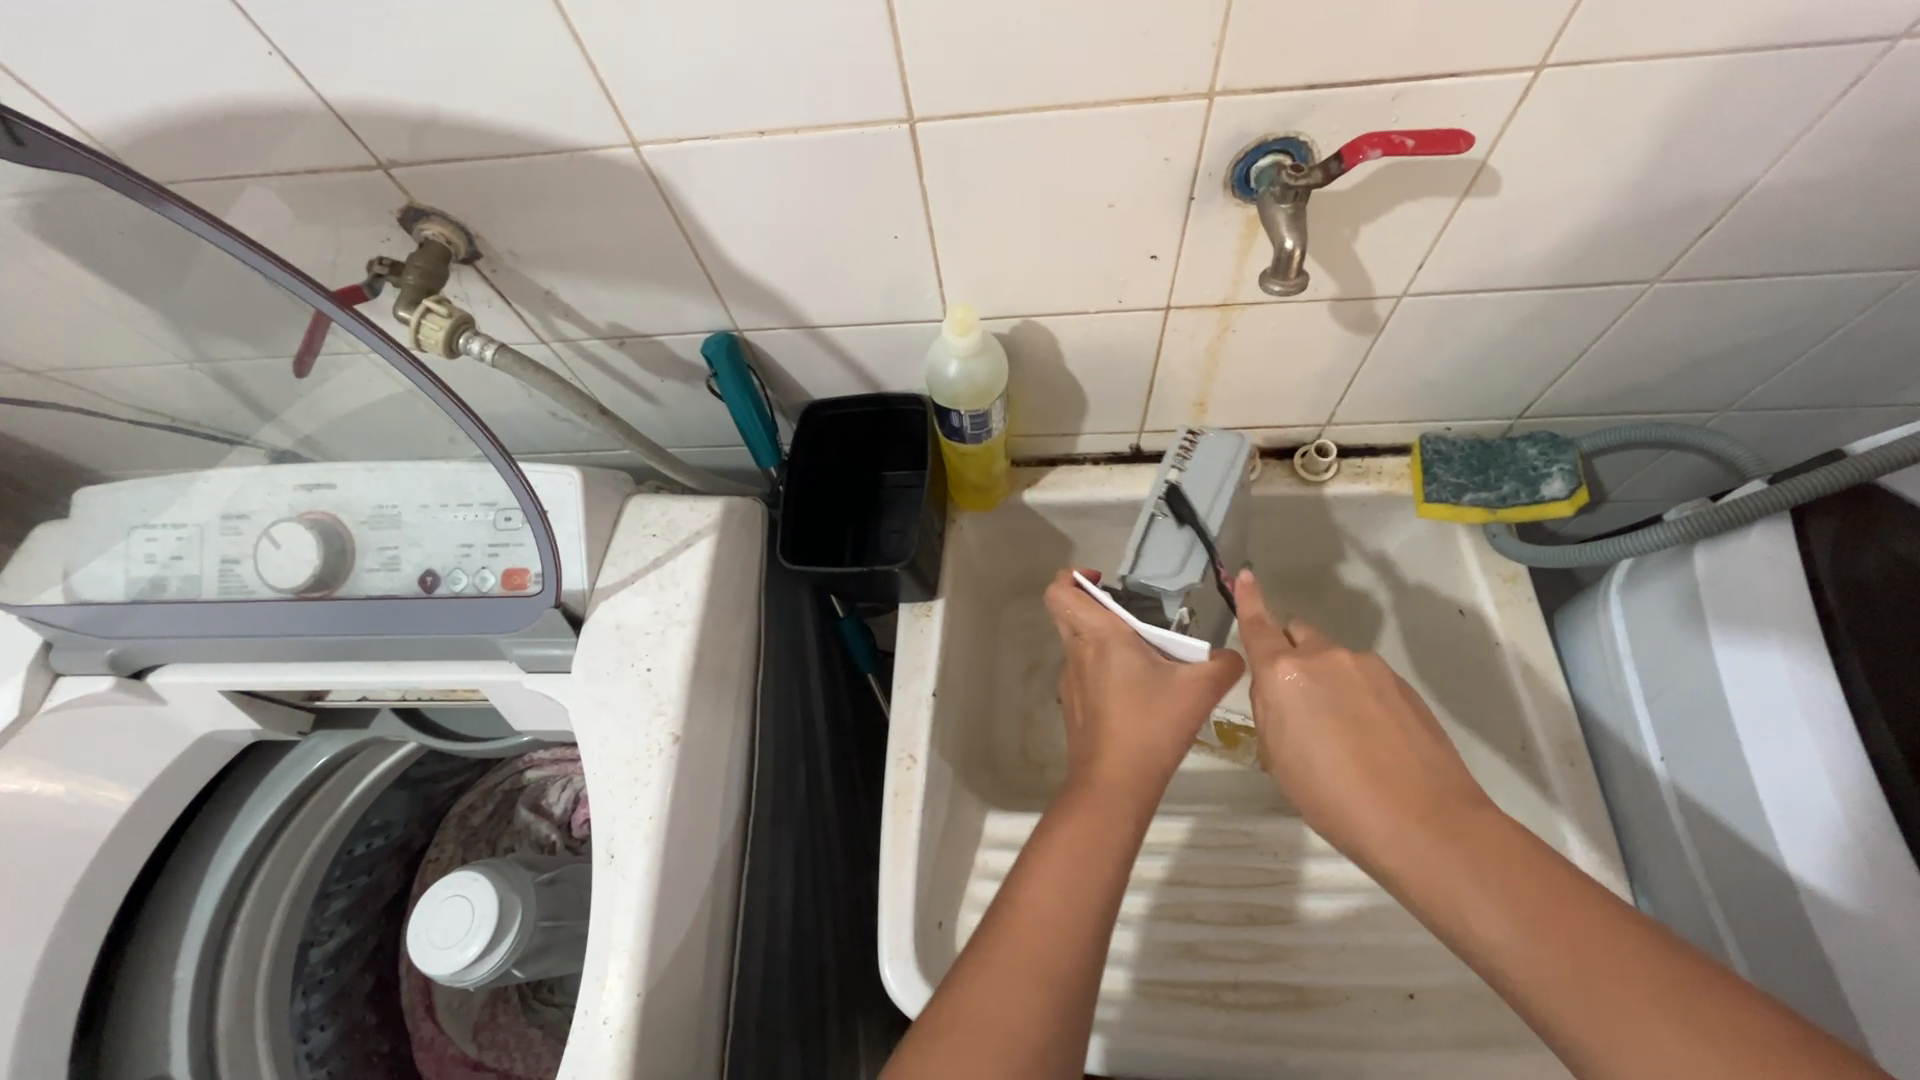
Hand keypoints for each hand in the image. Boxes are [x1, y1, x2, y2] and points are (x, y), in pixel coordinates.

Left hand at [1043, 569, 1244, 800]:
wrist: (1114, 784)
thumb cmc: (1152, 726)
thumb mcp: (1200, 691)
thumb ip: (1223, 665)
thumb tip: (1233, 656)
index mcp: (1100, 636)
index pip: (1061, 592)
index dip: (1073, 577)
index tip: (1103, 582)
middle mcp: (1077, 653)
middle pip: (1066, 613)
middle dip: (1090, 604)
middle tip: (1129, 613)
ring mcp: (1070, 682)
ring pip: (1077, 645)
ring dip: (1101, 640)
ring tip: (1144, 656)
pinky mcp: (1073, 707)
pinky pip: (1084, 674)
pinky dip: (1103, 671)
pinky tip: (1136, 692)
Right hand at [1232, 568, 1495, 870]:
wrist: (1421, 820)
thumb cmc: (1330, 796)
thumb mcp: (1277, 756)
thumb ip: (1270, 710)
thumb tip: (1279, 691)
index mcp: (1284, 674)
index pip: (1258, 625)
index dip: (1249, 599)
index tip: (1247, 575)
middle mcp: (1325, 658)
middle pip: (1298, 635)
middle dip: (1289, 651)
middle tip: (1291, 694)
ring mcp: (1369, 668)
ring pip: (1333, 659)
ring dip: (1325, 679)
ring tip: (1337, 730)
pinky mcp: (1401, 685)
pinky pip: (1364, 678)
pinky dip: (1355, 694)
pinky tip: (1367, 736)